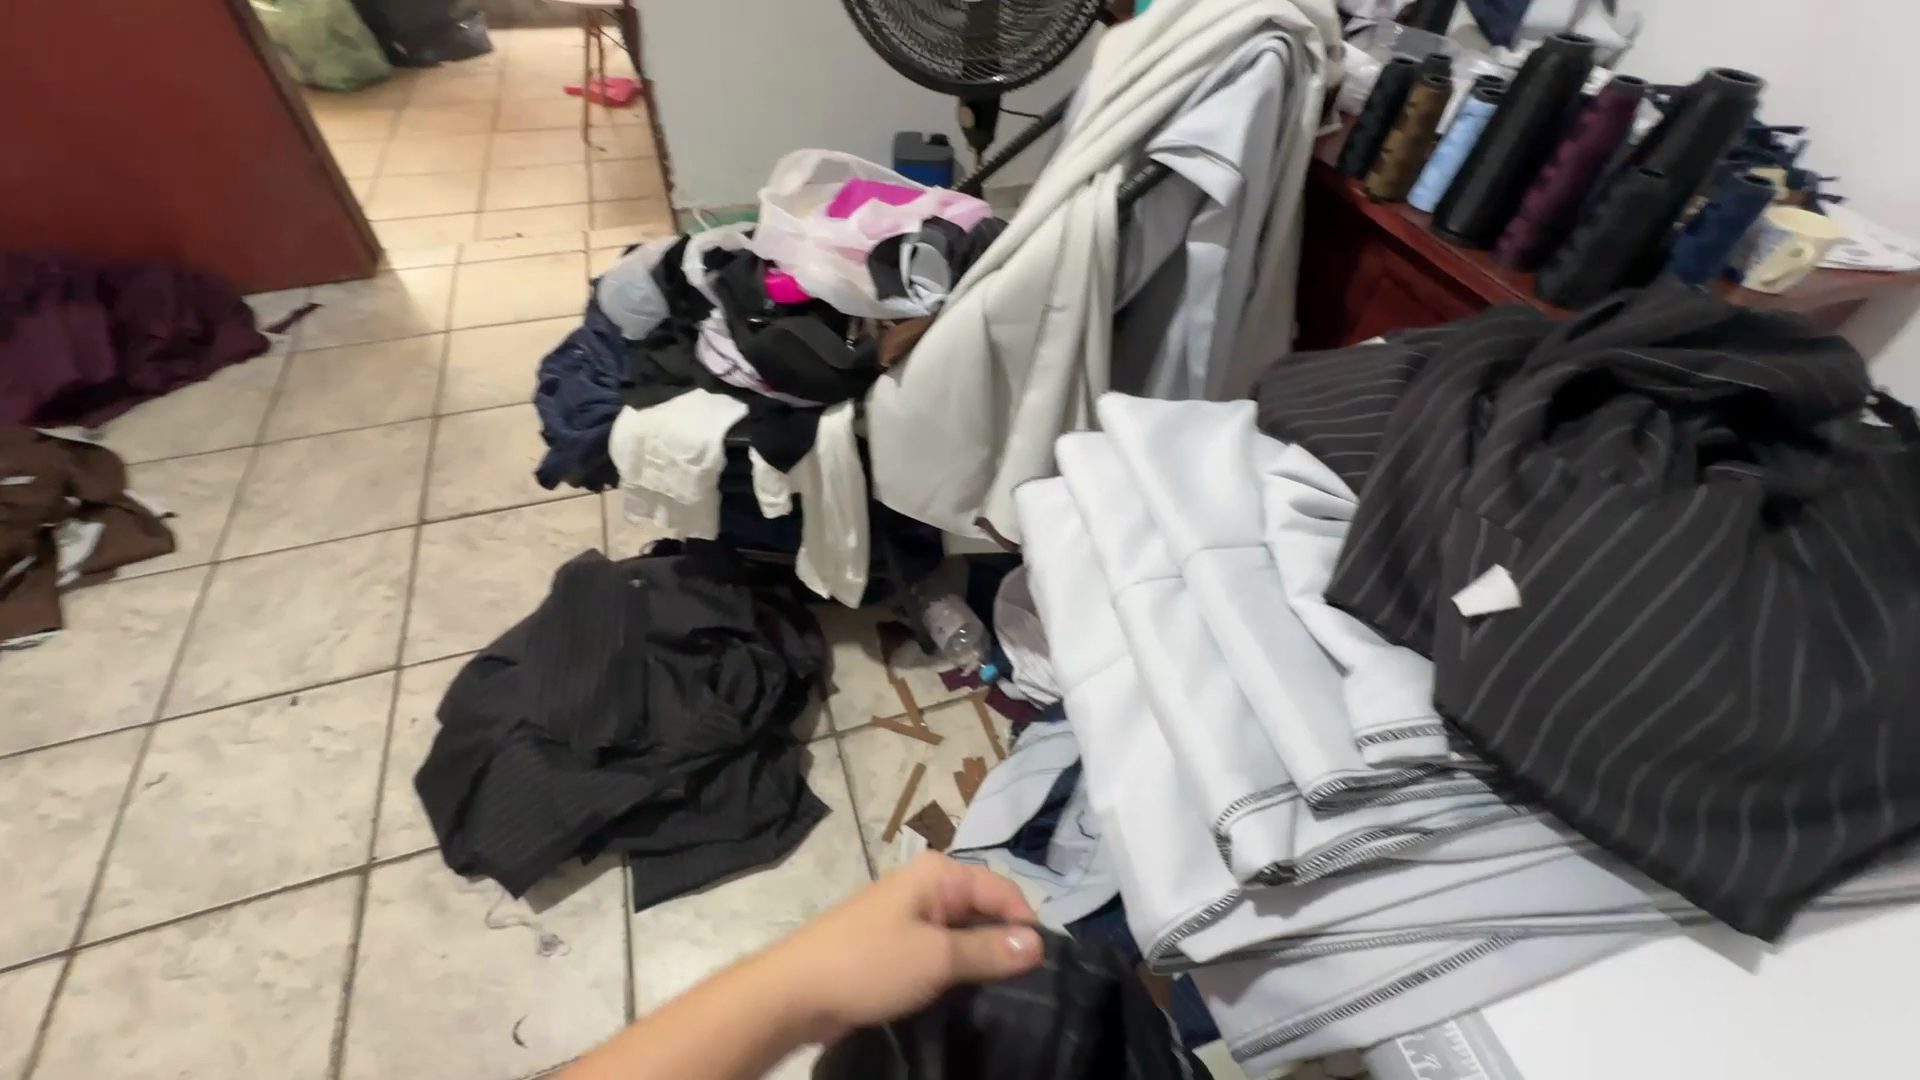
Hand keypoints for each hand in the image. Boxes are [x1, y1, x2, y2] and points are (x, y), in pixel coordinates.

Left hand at [749, 852, 1044, 1040]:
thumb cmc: (870, 963)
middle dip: (1005, 944)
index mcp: (939, 873)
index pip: (1002, 889)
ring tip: (1003, 997)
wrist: (797, 991)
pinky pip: (943, 951)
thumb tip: (1039, 942)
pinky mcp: (900, 944)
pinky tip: (970, 996)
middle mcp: (929, 885)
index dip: (1025, 924)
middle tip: (1026, 989)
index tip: (1044, 969)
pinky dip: (958, 969)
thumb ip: (990, 949)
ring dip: (981, 960)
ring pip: (964, 933)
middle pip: (984, 909)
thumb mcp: (937, 957)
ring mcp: (912, 914)